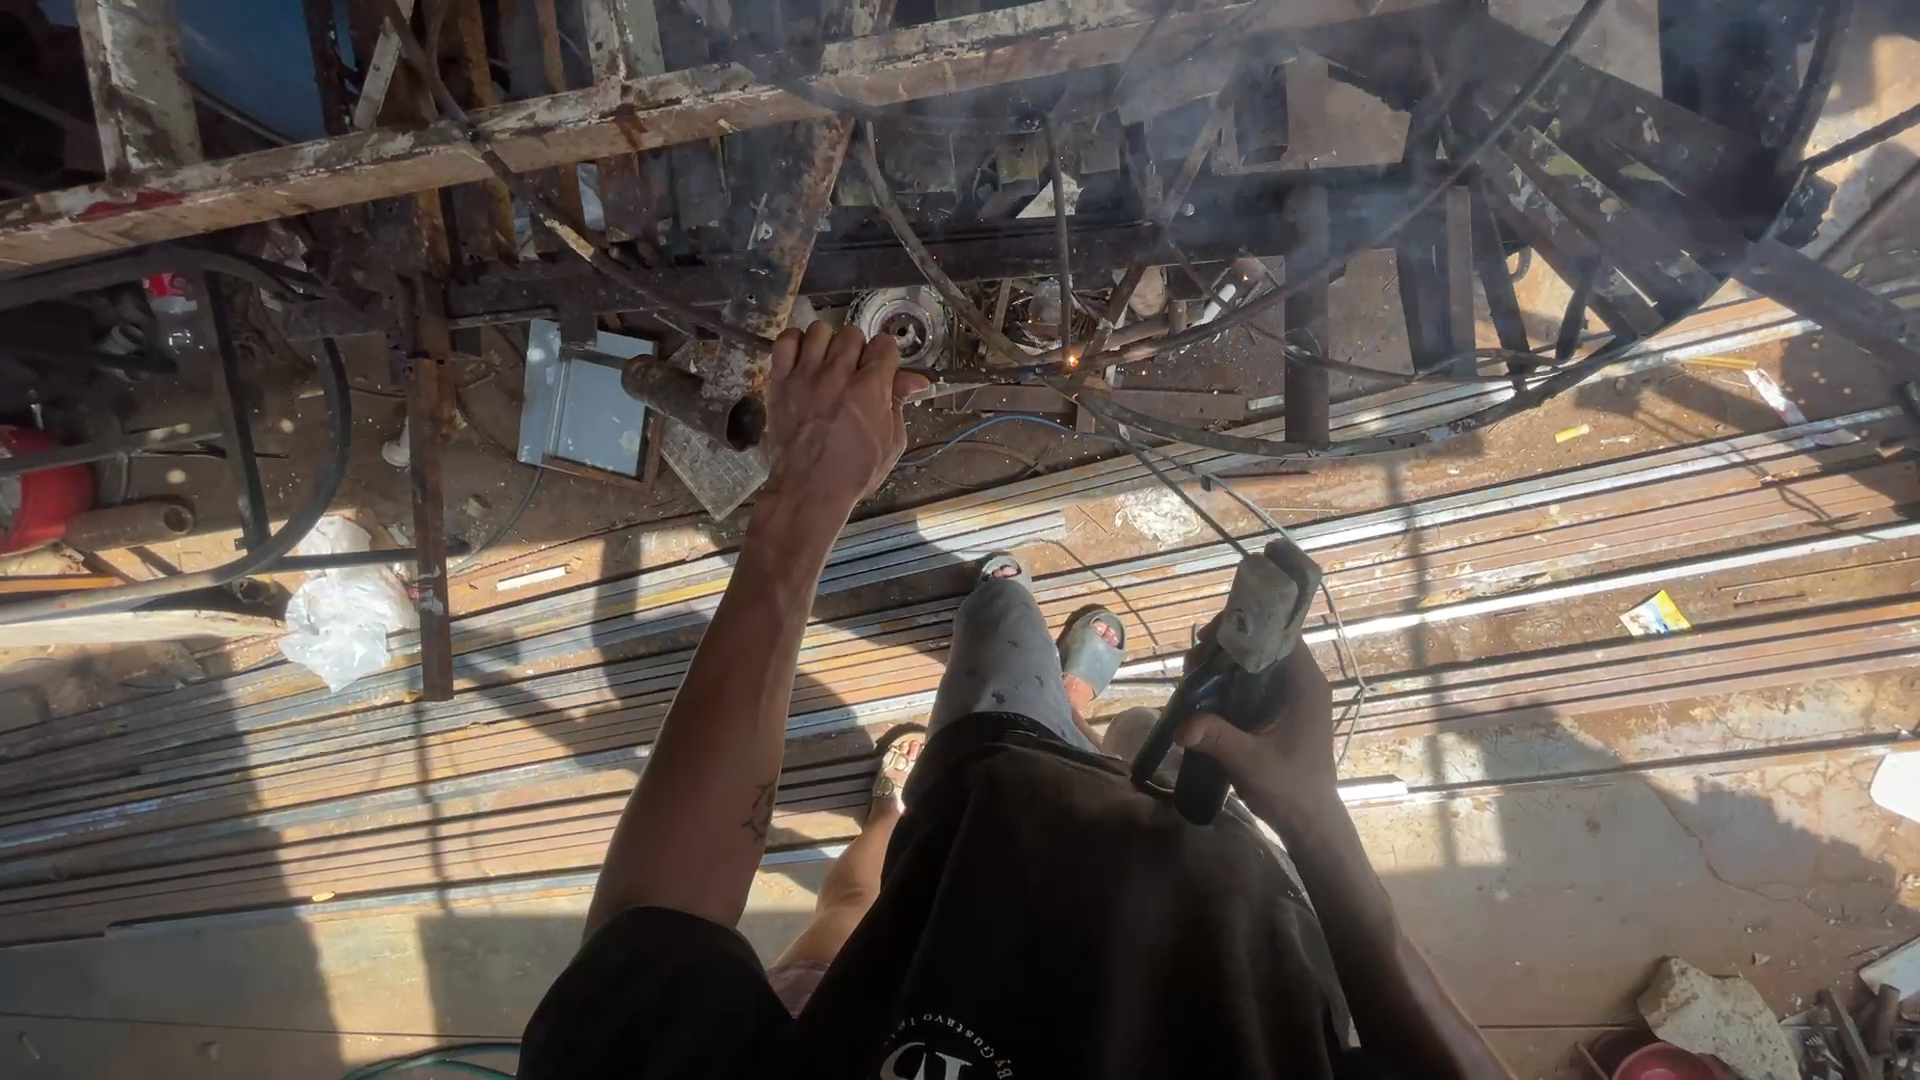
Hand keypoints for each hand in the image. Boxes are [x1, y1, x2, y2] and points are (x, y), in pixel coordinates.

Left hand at [765, 322, 928, 517]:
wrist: (809, 490)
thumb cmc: (855, 472)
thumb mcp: (891, 442)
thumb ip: (899, 404)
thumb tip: (916, 380)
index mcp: (870, 387)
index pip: (884, 345)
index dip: (887, 358)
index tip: (883, 372)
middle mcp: (838, 373)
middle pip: (853, 334)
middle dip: (859, 351)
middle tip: (856, 374)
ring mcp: (806, 375)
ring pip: (819, 331)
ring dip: (829, 344)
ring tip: (829, 365)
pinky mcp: (780, 381)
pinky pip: (785, 341)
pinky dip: (795, 343)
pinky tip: (804, 359)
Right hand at [1174, 641, 1338, 836]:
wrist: (1309, 823)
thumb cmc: (1290, 789)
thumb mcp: (1251, 762)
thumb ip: (1218, 739)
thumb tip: (1180, 726)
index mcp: (1306, 686)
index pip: (1280, 635)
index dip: (1245, 627)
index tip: (1210, 637)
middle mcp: (1301, 685)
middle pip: (1262, 646)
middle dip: (1225, 647)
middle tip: (1194, 661)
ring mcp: (1291, 698)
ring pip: (1255, 664)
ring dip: (1223, 664)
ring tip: (1192, 675)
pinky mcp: (1279, 712)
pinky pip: (1252, 683)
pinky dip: (1228, 681)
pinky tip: (1202, 693)